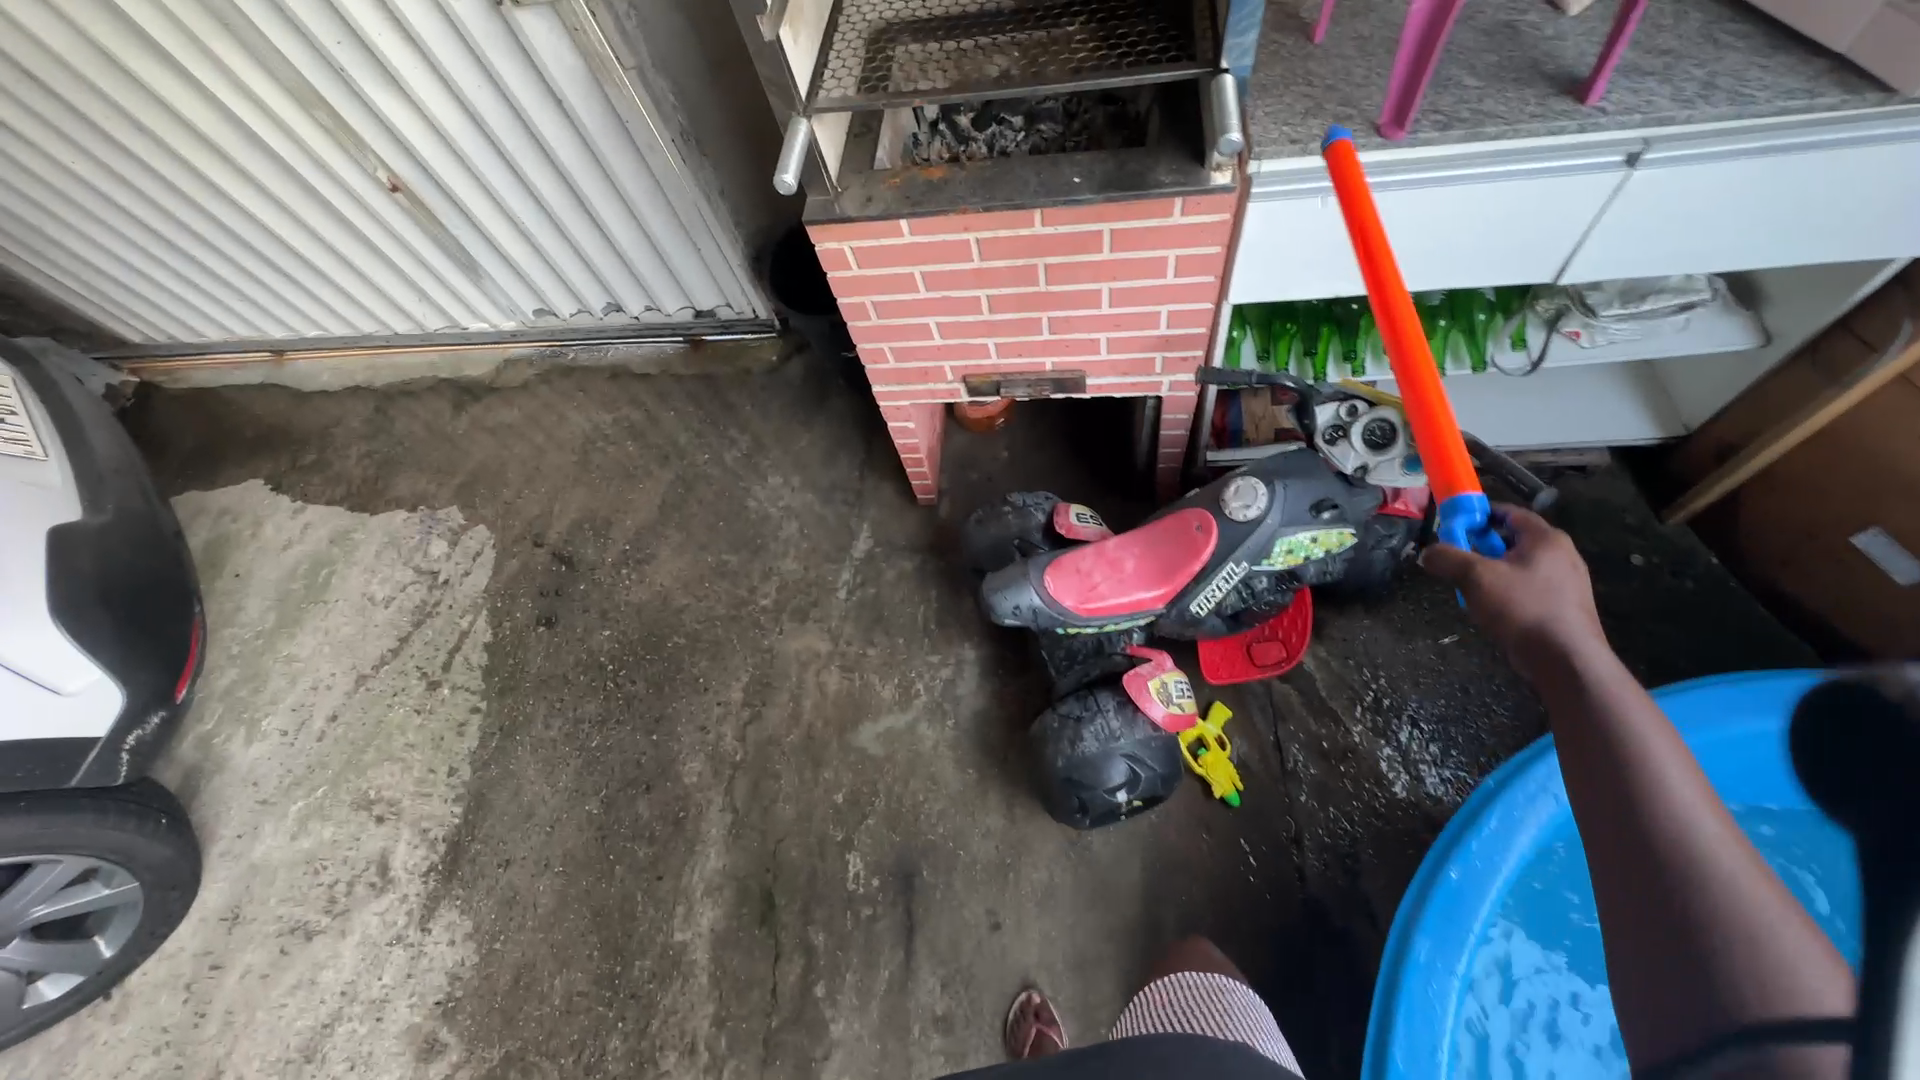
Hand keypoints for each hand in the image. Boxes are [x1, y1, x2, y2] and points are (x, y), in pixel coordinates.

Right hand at [1419, 504, 1608, 681]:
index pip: (1509, 513)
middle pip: (1513, 540)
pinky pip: (1528, 588)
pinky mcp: (1564, 606)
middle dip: (1481, 547)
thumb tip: (1427, 552)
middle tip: (1457, 560)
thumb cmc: (1522, 608)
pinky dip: (1506, 591)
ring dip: (1491, 572)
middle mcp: (1561, 555)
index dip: (1479, 515)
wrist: (1564, 658)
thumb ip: (1447, 558)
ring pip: (1519, 566)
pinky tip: (1492, 609)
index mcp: (1545, 539)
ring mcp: (1566, 582)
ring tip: (1470, 589)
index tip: (1454, 527)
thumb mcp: (1475, 577)